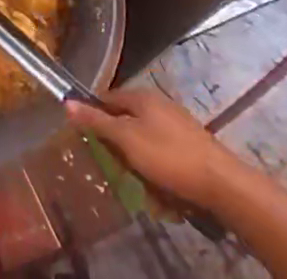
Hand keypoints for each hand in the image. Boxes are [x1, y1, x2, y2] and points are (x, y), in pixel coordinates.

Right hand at [66, 87, 234, 208]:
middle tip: (120, 169)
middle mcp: (157, 103)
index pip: (106, 98)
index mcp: (141, 96)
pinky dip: (157, 170)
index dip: (93, 117)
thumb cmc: (167, 156)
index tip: (86, 141)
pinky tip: (162, 189)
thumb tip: (67, 102)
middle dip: (119, 148)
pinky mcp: (187, 143)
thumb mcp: (126, 139)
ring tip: (144, 184)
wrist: (219, 181)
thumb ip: (97, 122)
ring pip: (142, 141)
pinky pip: (160, 154)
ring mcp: (174, 122)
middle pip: (124, 122)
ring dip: (138, 164)